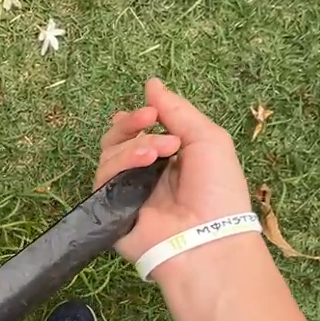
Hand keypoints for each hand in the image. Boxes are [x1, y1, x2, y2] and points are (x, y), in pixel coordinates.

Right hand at [94, 78, 253, 262]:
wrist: (206, 237)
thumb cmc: (217, 190)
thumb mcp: (207, 139)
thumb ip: (177, 111)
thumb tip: (151, 83)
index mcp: (167, 158)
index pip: (140, 131)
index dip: (140, 117)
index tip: (153, 112)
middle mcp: (142, 174)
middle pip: (116, 140)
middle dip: (131, 124)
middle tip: (149, 122)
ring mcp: (123, 192)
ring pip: (108, 156)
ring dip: (132, 146)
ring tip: (159, 152)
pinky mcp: (107, 210)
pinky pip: (102, 179)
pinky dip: (120, 164)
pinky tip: (145, 164)